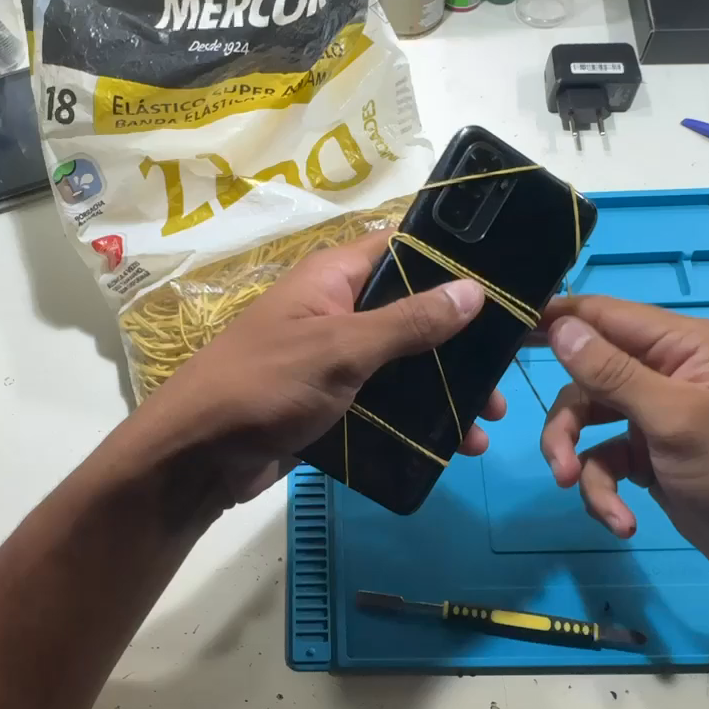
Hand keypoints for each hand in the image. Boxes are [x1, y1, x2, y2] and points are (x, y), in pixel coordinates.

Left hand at [131, 232, 504, 506]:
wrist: (200, 456)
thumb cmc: (265, 385)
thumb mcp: (340, 348)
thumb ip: (406, 322)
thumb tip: (472, 290)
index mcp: (333, 279)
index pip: (404, 252)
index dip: (454, 264)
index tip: (508, 288)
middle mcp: (336, 313)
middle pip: (412, 316)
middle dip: (459, 346)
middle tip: (504, 375)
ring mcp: (332, 363)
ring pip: (401, 368)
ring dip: (443, 393)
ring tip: (485, 424)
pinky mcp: (330, 407)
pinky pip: (383, 408)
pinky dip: (414, 424)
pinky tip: (451, 446)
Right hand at [538, 296, 708, 589]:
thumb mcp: (676, 419)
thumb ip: (612, 373)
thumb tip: (559, 328)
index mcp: (682, 345)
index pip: (602, 316)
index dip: (554, 322)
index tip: (502, 337)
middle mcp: (665, 373)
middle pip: (584, 380)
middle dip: (565, 425)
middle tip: (557, 464)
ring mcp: (657, 417)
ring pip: (587, 425)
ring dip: (580, 466)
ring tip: (591, 500)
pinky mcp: (651, 458)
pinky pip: (606, 462)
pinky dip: (604, 493)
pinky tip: (621, 522)